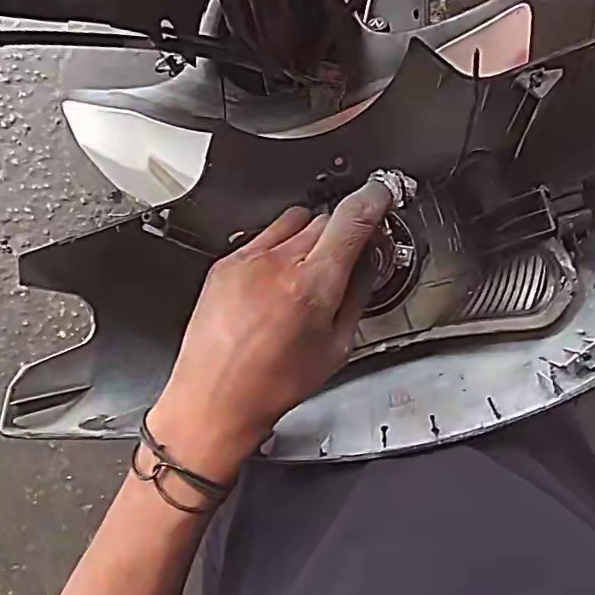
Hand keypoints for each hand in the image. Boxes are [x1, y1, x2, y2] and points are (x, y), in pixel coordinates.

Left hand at [148, 182, 394, 482]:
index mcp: (313, 284)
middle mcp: (278, 263)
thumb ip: (357, 296)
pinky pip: (263, 237)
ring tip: (309, 274)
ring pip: (294, 221)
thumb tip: (368, 264)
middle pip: (326, 218)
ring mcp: (247, 260)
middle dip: (344, 232)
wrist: (213, 399)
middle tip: (349, 257)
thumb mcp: (335, 347)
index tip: (381, 196)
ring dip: (311, 237)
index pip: (352, 217)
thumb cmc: (270, 384)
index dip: (374, 199)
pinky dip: (279, 248)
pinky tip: (278, 281)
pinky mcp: (225, 264)